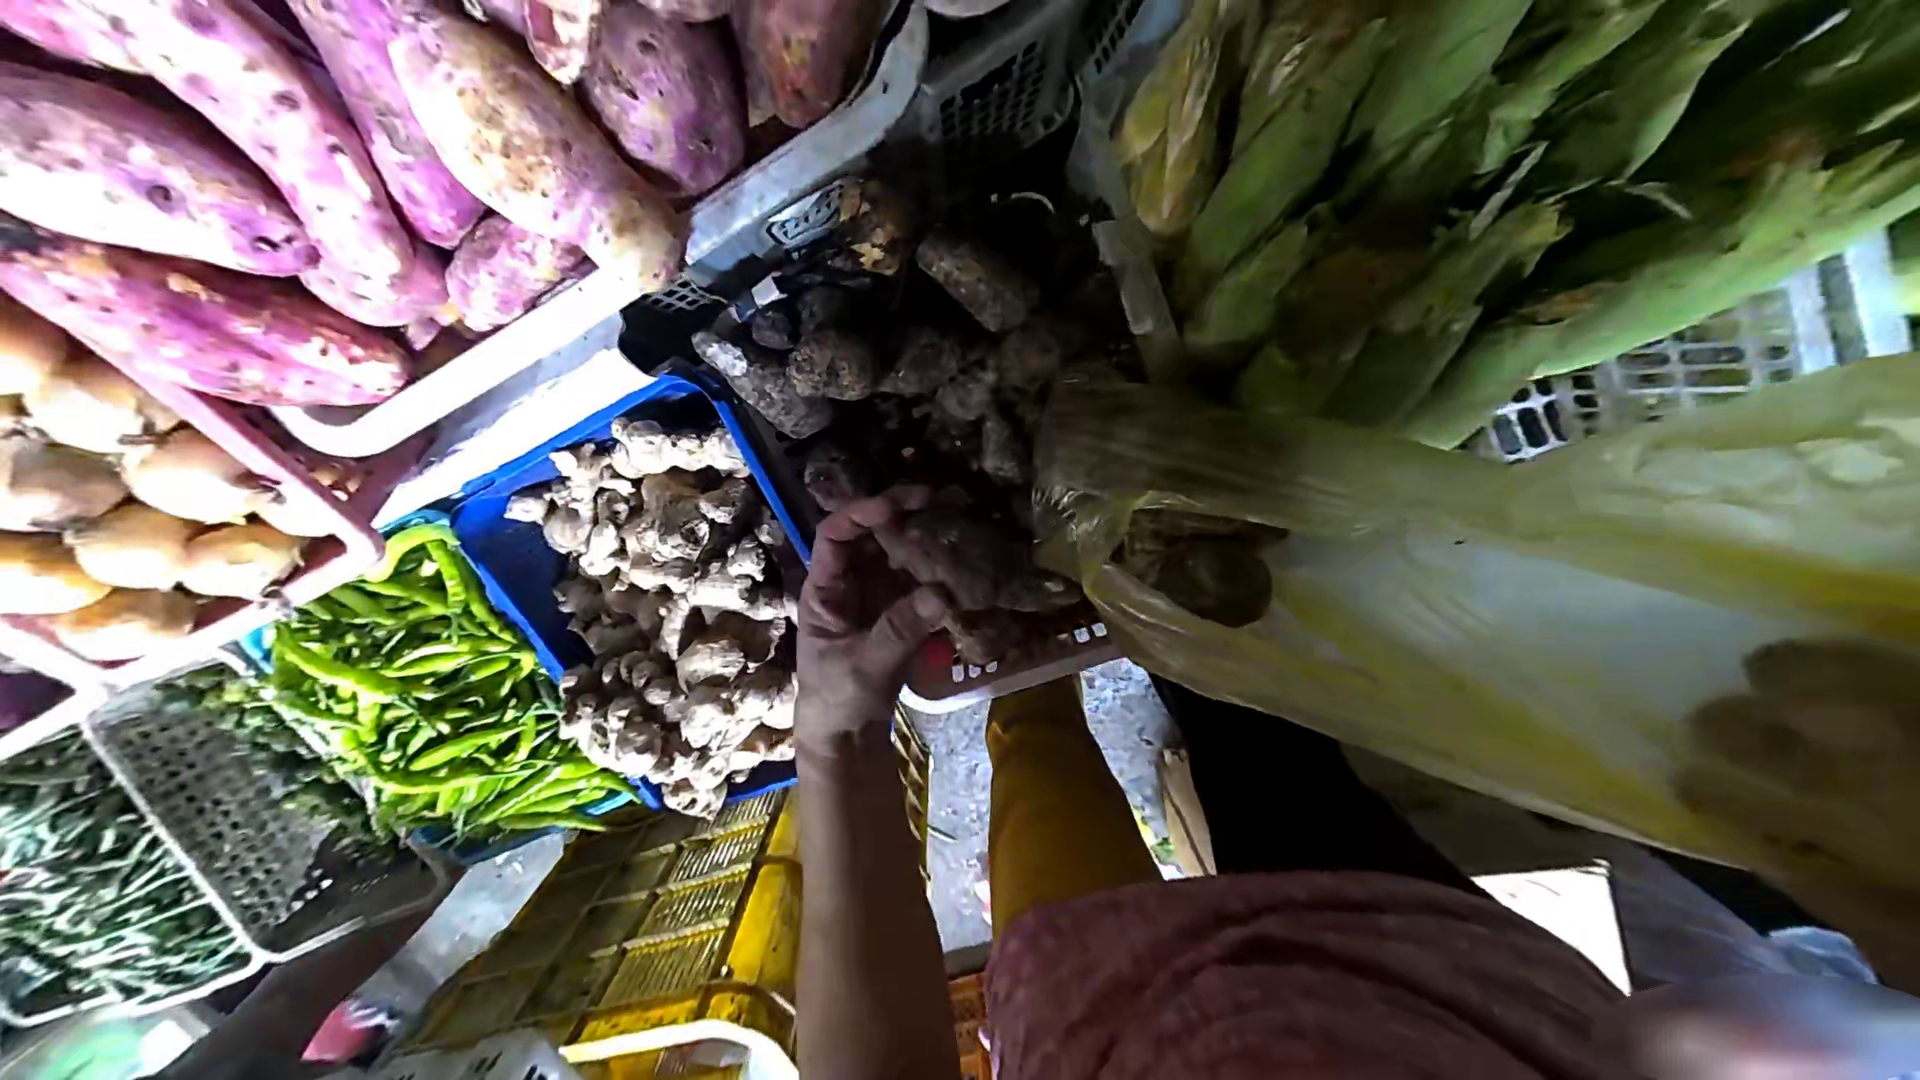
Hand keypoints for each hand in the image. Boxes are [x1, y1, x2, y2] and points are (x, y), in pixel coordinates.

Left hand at [795, 487, 949, 751]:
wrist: (848, 736)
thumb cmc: (837, 699)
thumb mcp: (864, 667)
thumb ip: (899, 630)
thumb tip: (940, 592)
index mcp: (825, 589)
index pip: (835, 536)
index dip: (860, 514)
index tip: (895, 507)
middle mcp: (850, 582)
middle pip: (871, 536)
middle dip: (900, 514)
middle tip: (936, 499)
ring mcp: (876, 595)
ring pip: (897, 554)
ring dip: (922, 538)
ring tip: (954, 522)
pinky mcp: (899, 611)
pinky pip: (917, 580)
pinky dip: (937, 569)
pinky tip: (959, 560)